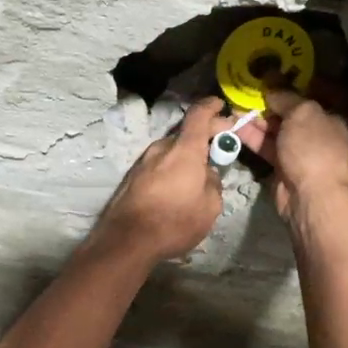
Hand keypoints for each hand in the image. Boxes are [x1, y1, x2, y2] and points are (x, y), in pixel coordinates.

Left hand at [96, 97, 226, 260]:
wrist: (127, 241)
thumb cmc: (174, 222)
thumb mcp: (210, 206)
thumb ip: (214, 183)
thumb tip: (209, 173)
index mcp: (184, 150)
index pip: (198, 115)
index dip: (212, 107)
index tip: (221, 106)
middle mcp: (161, 149)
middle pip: (185, 133)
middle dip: (204, 135)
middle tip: (218, 147)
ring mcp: (143, 162)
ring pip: (170, 150)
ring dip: (186, 154)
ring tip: (199, 170)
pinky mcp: (132, 177)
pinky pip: (158, 164)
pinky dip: (171, 166)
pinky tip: (177, 184)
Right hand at [237, 87, 347, 217]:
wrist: (311, 197)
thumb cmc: (314, 148)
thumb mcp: (303, 113)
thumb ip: (286, 98)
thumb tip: (272, 88)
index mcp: (333, 117)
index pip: (313, 96)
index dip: (293, 85)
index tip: (271, 76)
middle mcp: (318, 133)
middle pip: (291, 113)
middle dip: (270, 102)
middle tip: (247, 90)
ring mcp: (300, 153)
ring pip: (276, 131)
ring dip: (256, 119)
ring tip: (234, 106)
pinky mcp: (283, 168)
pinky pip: (266, 148)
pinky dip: (252, 137)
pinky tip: (234, 126)